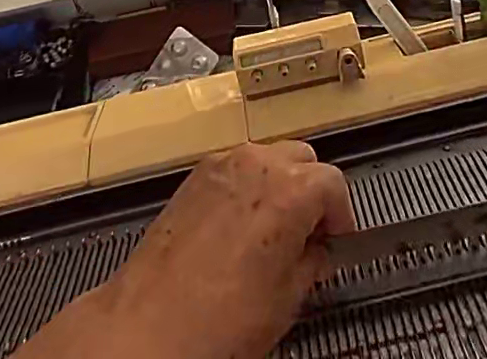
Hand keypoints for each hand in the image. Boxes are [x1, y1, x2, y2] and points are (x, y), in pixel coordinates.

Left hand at [16, 141, 352, 358]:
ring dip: (281, 184)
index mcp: (292, 190)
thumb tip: (318, 250)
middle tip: (308, 233)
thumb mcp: (287, 298)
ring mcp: (226, 163)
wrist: (146, 327)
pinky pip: (238, 168)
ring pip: (271, 158)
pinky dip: (249, 185)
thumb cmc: (220, 320)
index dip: (340, 215)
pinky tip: (239, 226)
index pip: (334, 184)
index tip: (336, 241)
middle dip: (312, 193)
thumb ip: (313, 261)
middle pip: (304, 160)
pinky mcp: (198, 174)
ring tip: (272, 229)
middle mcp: (261, 163)